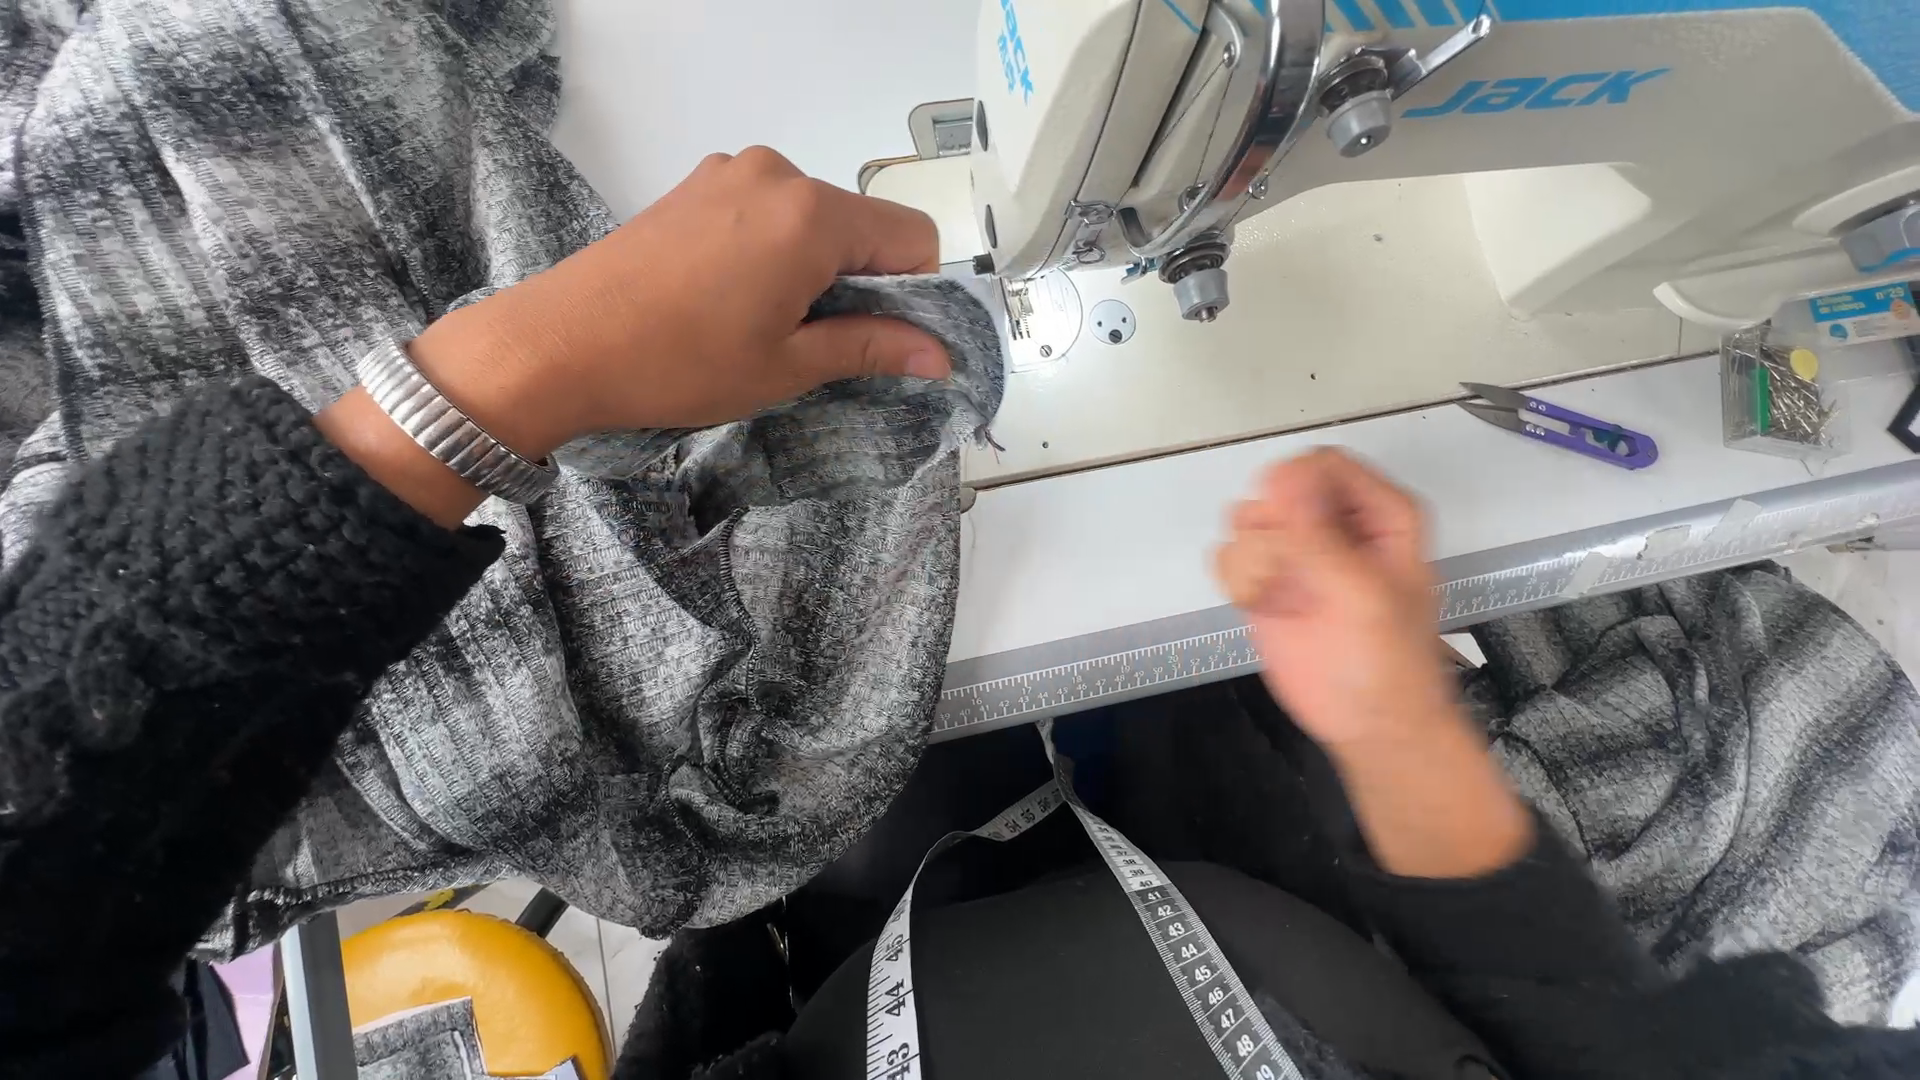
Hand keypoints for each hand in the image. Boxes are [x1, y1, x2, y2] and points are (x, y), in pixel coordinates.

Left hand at [407, 145, 951, 460]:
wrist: (561, 344)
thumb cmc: (684, 363)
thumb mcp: (790, 364)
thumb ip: (873, 347)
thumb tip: (942, 356)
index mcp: (812, 215)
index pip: (913, 235)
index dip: (916, 292)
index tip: (883, 337)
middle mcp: (779, 173)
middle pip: (863, 225)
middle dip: (863, 282)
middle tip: (817, 341)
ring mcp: (732, 170)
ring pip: (816, 219)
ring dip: (818, 268)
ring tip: (767, 320)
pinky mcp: (699, 183)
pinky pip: (771, 212)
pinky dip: (778, 250)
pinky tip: (735, 294)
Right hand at [1213, 448, 1531, 876]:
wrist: (1366, 723)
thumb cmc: (1386, 660)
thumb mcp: (1361, 593)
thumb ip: (1319, 534)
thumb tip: (1282, 474)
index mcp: (1377, 513)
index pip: (1322, 464)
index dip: (1294, 489)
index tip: (1287, 528)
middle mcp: (1331, 524)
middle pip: (1273, 489)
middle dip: (1269, 530)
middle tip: (1287, 569)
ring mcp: (1293, 552)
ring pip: (1243, 522)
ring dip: (1251, 561)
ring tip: (1278, 594)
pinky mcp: (1263, 580)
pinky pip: (1228, 556)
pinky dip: (1236, 581)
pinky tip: (1261, 605)